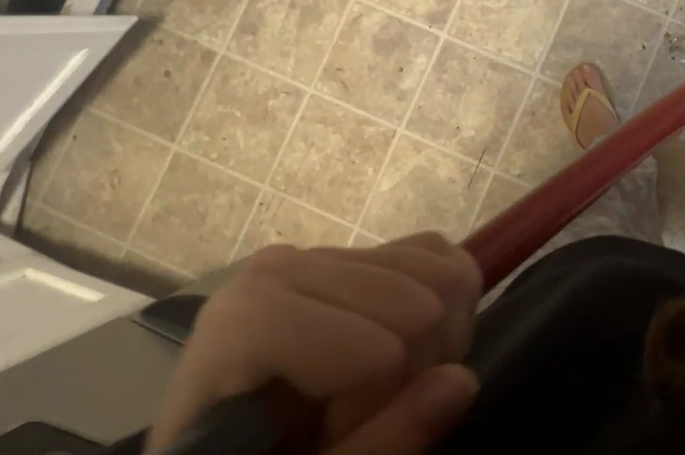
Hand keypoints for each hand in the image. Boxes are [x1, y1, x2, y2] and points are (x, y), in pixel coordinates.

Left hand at [146, 233, 483, 454]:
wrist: (223, 438)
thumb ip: (379, 444)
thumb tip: (462, 381)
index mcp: (247, 322)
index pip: (376, 353)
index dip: (370, 408)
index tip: (327, 437)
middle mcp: (285, 266)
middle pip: (420, 307)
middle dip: (413, 371)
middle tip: (362, 414)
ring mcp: (326, 251)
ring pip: (441, 274)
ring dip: (437, 339)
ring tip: (382, 384)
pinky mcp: (362, 248)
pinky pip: (440, 254)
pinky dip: (449, 304)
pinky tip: (409, 346)